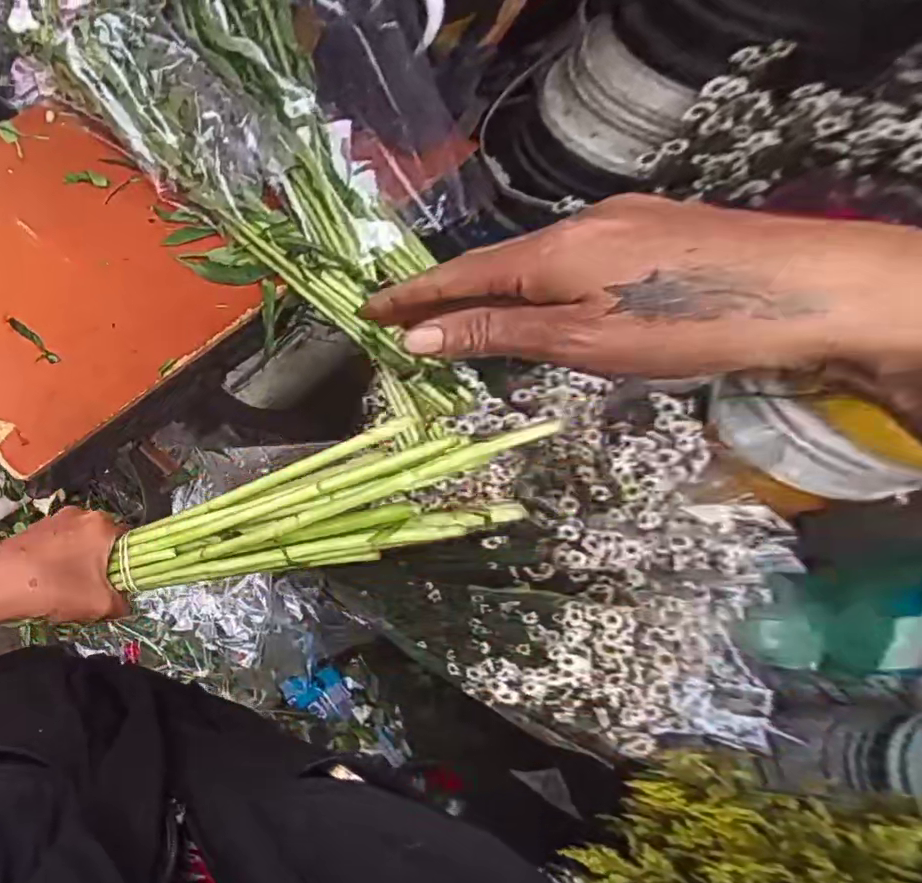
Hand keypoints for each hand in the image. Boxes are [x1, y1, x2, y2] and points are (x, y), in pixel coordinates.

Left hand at [0, 507, 128, 632]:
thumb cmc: (55, 588)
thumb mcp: (100, 606)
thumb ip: (122, 603)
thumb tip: (124, 602)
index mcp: (102, 524)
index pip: (132, 541)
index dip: (131, 566)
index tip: (123, 586)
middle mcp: (79, 514)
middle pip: (104, 542)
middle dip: (103, 568)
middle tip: (95, 594)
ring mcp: (53, 520)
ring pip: (80, 546)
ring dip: (79, 568)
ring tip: (68, 593)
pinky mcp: (33, 530)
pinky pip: (58, 548)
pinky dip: (59, 566)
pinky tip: (49, 586)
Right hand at [362, 194, 921, 381]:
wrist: (841, 291)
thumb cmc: (693, 323)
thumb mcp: (577, 339)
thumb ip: (493, 332)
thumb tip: (418, 335)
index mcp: (552, 250)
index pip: (456, 275)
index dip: (408, 295)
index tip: (366, 308)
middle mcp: (580, 224)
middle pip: (489, 264)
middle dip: (439, 294)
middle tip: (398, 320)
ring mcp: (622, 220)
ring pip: (528, 259)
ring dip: (484, 290)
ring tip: (453, 318)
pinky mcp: (654, 227)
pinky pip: (565, 255)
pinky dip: (528, 281)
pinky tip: (527, 300)